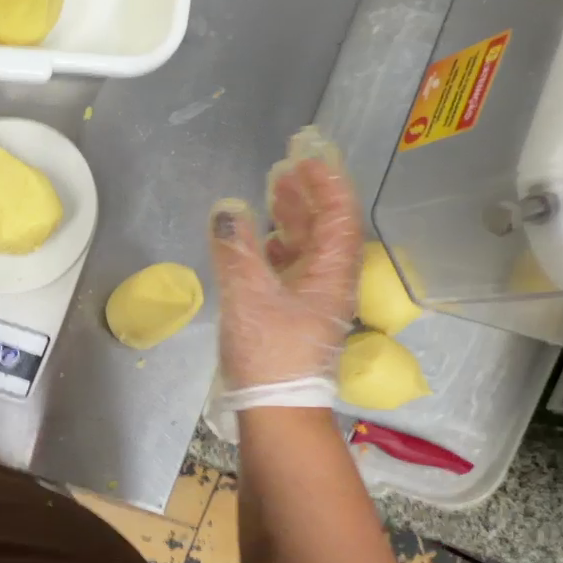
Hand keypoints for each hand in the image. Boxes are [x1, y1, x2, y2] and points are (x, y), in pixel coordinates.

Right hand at [209, 127, 363, 404]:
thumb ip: (235, 251)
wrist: (275, 405)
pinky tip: (261, 246)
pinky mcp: (295, 315)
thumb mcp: (248, 297)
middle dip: (306, 197)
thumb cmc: (269, 350)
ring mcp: (314, 299)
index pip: (337, 214)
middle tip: (284, 171)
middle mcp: (330, 280)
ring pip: (308, 249)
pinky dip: (278, 250)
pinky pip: (292, 270)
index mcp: (331, 270)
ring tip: (270, 199)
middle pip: (325, 228)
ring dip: (291, 222)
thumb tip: (225, 209)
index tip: (306, 157)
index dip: (324, 183)